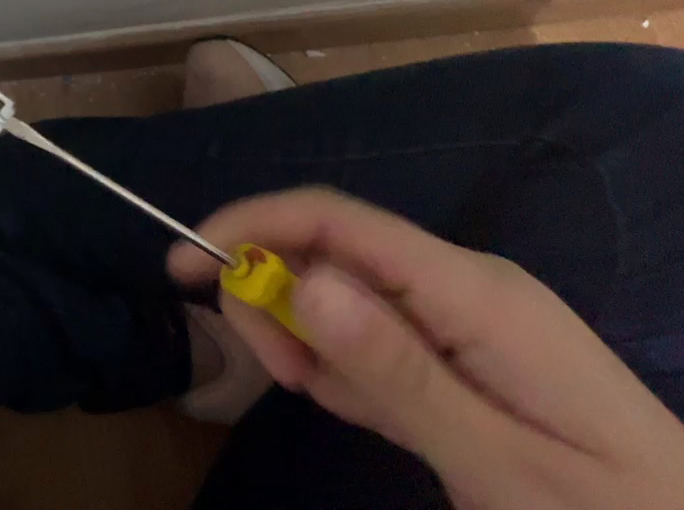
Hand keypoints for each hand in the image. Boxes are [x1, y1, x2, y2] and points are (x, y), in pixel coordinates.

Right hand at [169, 188, 683, 509]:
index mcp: (472, 289)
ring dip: (308, 342)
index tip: (181, 267)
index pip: (332, 219)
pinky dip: (342, 365)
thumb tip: (301, 283)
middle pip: (320, 251)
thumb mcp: (502, 463)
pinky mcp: (451, 341)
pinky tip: (374, 412)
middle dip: (275, 301)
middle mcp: (457, 280)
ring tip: (343, 409)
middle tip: (282, 379)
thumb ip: (399, 371)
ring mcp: (455, 310)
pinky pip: (363, 330)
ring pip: (331, 292)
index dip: (246, 225)